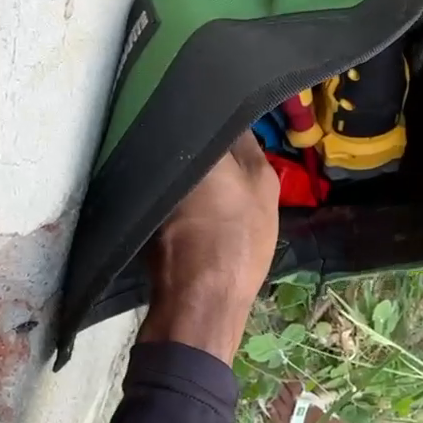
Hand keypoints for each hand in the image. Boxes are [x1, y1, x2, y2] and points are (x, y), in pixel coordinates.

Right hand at [140, 131, 280, 362]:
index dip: (207, 116)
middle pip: (225, 165)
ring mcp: (246, 240)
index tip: (177, 111)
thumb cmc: (203, 234)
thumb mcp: (205, 171)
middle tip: (163, 145)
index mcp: (263, 177)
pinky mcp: (223, 266)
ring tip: (158, 180)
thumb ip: (207, 139)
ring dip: (188, 189)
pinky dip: (185, 221)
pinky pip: (201, 229)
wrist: (197, 310)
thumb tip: (200, 114)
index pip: (237, 129)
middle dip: (198, 154)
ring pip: (212, 197)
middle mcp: (263, 205)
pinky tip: (164, 223)